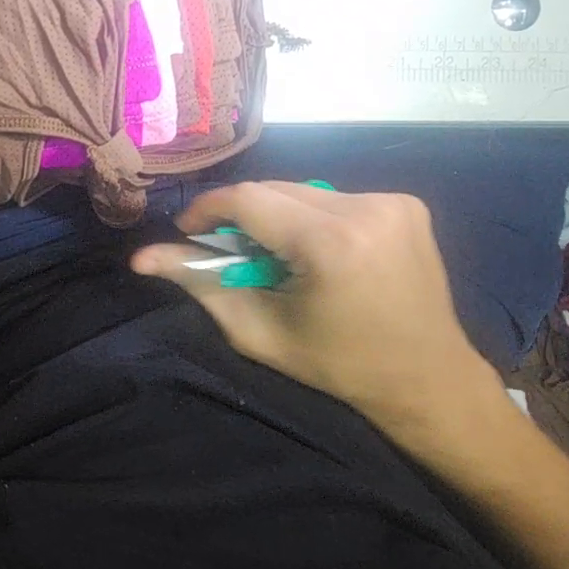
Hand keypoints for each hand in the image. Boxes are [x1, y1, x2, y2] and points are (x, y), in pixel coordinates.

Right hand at [132, 183, 506, 434]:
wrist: (428, 379)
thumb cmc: (337, 366)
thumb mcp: (258, 330)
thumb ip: (200, 284)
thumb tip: (141, 257)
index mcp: (331, 243)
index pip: (248, 198)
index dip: (207, 208)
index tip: (187, 231)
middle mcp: (367, 208)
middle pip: (274, 190)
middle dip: (241, 215)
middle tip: (228, 251)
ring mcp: (393, 202)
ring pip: (302, 191)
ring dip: (276, 215)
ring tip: (274, 256)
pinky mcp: (407, 203)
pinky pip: (334, 198)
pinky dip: (312, 218)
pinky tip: (317, 253)